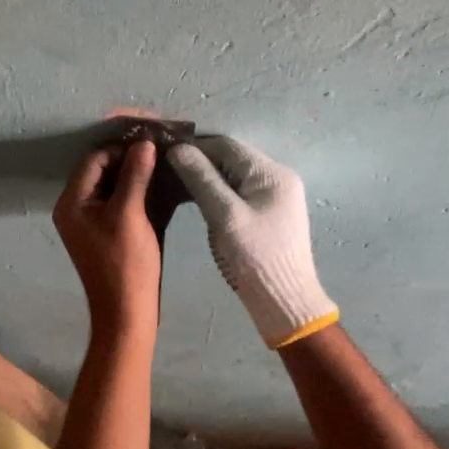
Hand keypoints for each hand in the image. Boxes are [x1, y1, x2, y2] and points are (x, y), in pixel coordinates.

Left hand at [53, 141, 163, 341]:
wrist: (127, 316)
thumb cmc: (125, 264)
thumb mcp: (130, 214)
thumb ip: (135, 175)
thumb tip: (144, 142)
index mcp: (71, 201)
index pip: (94, 159)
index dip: (121, 147)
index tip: (151, 140)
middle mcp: (75, 207)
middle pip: (102, 169)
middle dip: (130, 157)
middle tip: (159, 146)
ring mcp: (91, 221)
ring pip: (113, 184)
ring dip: (136, 172)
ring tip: (163, 160)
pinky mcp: (107, 231)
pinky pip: (120, 201)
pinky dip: (137, 190)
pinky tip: (159, 184)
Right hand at [168, 137, 337, 347]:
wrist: (285, 303)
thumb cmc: (255, 257)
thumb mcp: (224, 215)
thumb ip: (201, 178)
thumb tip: (177, 148)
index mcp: (271, 173)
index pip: (226, 144)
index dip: (194, 146)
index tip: (164, 153)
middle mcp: (277, 178)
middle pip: (230, 157)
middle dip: (199, 160)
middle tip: (167, 169)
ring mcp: (275, 196)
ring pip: (233, 174)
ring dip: (206, 177)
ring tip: (176, 184)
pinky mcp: (269, 213)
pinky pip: (238, 190)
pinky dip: (217, 191)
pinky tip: (197, 199)